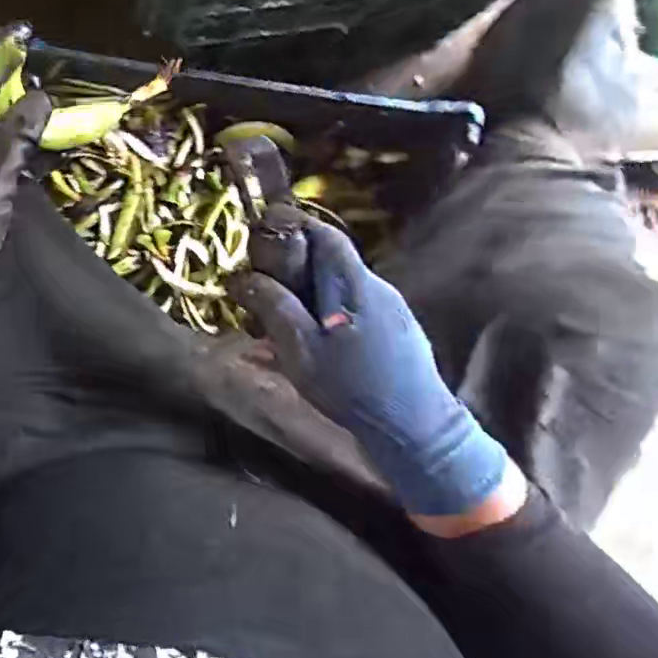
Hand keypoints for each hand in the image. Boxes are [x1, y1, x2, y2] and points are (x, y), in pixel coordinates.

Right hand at [231, 206, 518, 524]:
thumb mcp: (300, 350)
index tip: (260, 243)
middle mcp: (375, 285)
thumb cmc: (352, 387)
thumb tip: (242, 277)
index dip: (290, 228)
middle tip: (263, 292)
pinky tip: (314, 345)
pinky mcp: (395, 328)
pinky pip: (352, 307)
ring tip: (282, 327)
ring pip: (338, 286)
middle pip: (328, 258)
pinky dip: (326, 314)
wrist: (415, 429)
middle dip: (292, 268)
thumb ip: (273, 307)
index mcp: (352, 283)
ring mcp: (389, 307)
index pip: (321, 232)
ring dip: (308, 295)